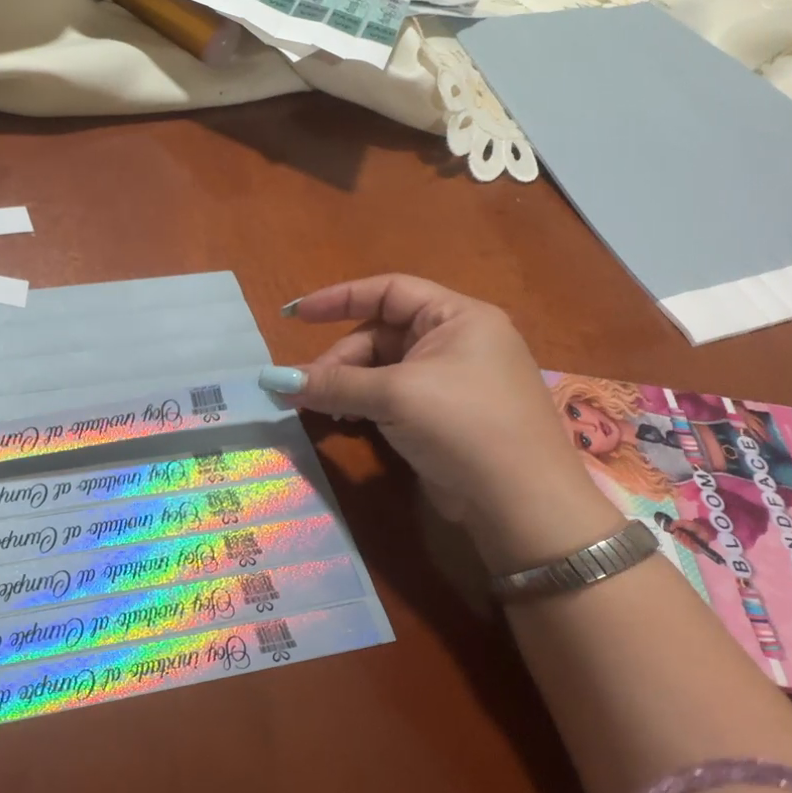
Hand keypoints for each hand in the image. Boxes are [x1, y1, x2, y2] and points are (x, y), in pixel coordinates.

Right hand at [263, 274, 622, 571]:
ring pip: (381, 368)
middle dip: (338, 359)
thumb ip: (332, 384)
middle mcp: (457, 341)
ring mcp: (451, 380)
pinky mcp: (443, 416)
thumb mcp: (394, 396)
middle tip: (304, 390)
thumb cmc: (464, 427)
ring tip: (320, 409)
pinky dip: (362, 403)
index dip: (338, 299)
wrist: (520, 501)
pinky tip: (344, 421)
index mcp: (458, 318)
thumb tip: (271, 379)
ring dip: (345, 385)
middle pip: (379, 334)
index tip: (292, 317)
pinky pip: (391, 396)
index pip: (389, 291)